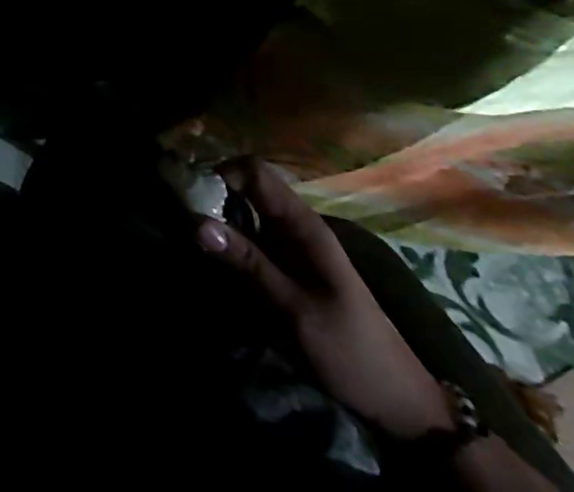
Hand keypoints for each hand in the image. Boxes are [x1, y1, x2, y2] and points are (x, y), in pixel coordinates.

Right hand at [197, 158, 455, 438]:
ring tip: (186, 243)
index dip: (221, 175)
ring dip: (216, 223)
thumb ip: (248, 264)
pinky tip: (209, 264)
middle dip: (211, 199)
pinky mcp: (286, 270)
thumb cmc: (350, 351)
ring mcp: (290, 248)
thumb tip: (196, 222)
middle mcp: (294, 227)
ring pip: (244, 215)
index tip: (189, 201)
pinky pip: (249, 243)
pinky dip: (227, 246)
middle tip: (179, 223)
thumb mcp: (294, 310)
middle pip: (246, 189)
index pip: (255, 172)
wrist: (395, 400)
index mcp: (304, 225)